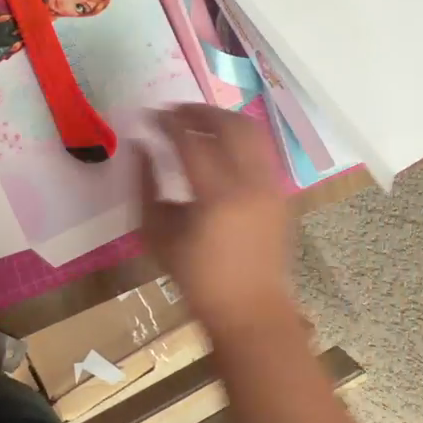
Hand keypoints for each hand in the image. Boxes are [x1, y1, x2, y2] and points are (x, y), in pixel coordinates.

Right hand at [140, 105, 297, 334]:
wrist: (250, 311)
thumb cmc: (196, 278)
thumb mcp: (156, 234)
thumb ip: (145, 184)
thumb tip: (140, 147)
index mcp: (216, 195)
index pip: (190, 139)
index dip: (167, 121)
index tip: (149, 116)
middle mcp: (250, 183)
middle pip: (229, 124)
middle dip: (198, 111)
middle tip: (174, 112)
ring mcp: (272, 187)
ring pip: (253, 132)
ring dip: (222, 119)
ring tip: (197, 122)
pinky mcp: (281, 194)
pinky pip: (261, 150)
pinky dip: (238, 138)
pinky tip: (219, 146)